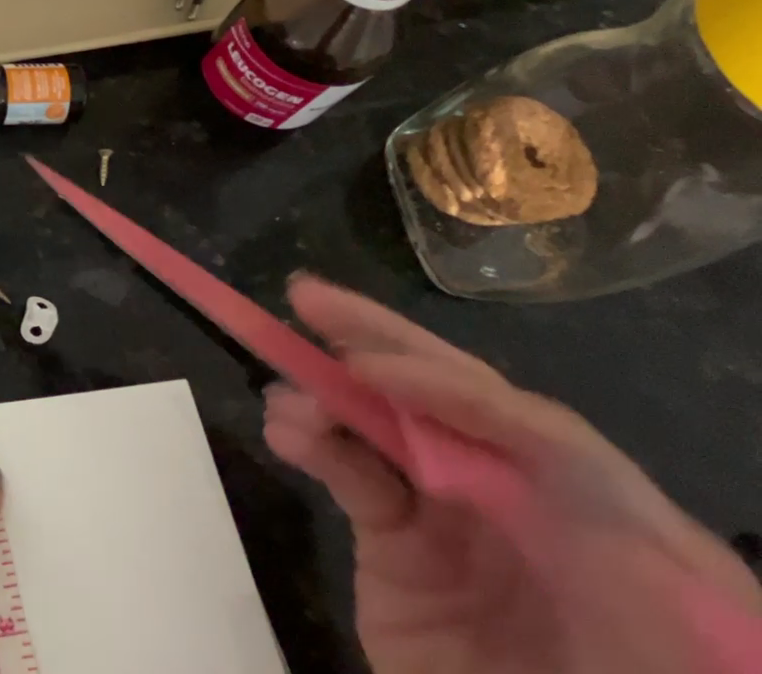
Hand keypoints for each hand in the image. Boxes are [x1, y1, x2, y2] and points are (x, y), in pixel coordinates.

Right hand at [265, 274, 761, 673]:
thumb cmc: (636, 663)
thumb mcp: (650, 583)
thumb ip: (584, 490)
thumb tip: (497, 420)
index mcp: (599, 497)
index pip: (524, 418)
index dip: (445, 382)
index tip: (373, 366)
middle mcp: (519, 490)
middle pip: (446, 400)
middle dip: (377, 342)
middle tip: (307, 297)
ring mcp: (452, 518)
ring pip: (383, 433)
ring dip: (328, 399)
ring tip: (287, 397)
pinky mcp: (396, 548)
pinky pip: (351, 483)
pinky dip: (312, 448)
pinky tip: (285, 433)